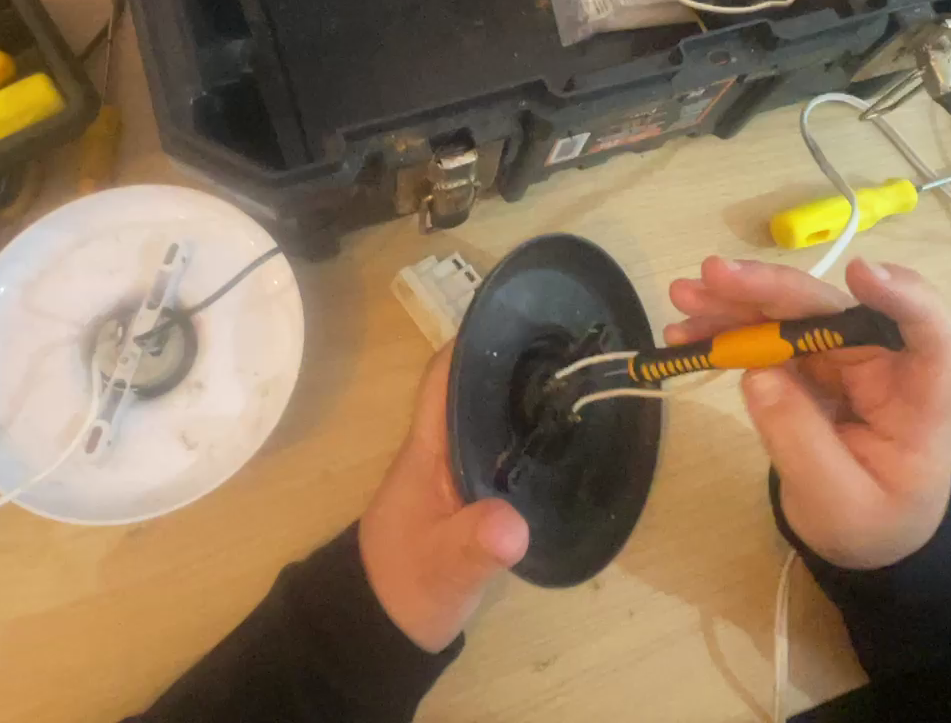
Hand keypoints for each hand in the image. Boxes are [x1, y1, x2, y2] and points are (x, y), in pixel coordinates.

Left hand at [360, 346, 530, 651]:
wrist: (383, 626)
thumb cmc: (407, 587)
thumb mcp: (446, 569)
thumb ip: (475, 545)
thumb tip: (512, 525)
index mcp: (428, 449)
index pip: (441, 381)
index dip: (468, 346)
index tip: (511, 323)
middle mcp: (439, 448)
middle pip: (468, 391)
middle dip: (505, 365)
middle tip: (560, 350)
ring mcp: (452, 470)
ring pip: (482, 418)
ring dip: (514, 398)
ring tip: (567, 384)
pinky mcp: (466, 492)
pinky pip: (493, 448)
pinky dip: (519, 436)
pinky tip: (554, 440)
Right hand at [667, 256, 950, 569]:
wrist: (860, 538)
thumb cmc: (870, 524)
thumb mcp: (840, 503)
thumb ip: (800, 441)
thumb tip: (757, 374)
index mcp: (918, 396)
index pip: (929, 333)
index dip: (900, 296)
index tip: (859, 273)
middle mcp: (881, 360)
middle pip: (832, 308)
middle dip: (772, 287)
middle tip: (712, 275)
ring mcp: (837, 356)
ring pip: (788, 311)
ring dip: (734, 300)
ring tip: (684, 296)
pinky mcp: (803, 360)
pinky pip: (761, 334)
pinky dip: (723, 328)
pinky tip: (684, 332)